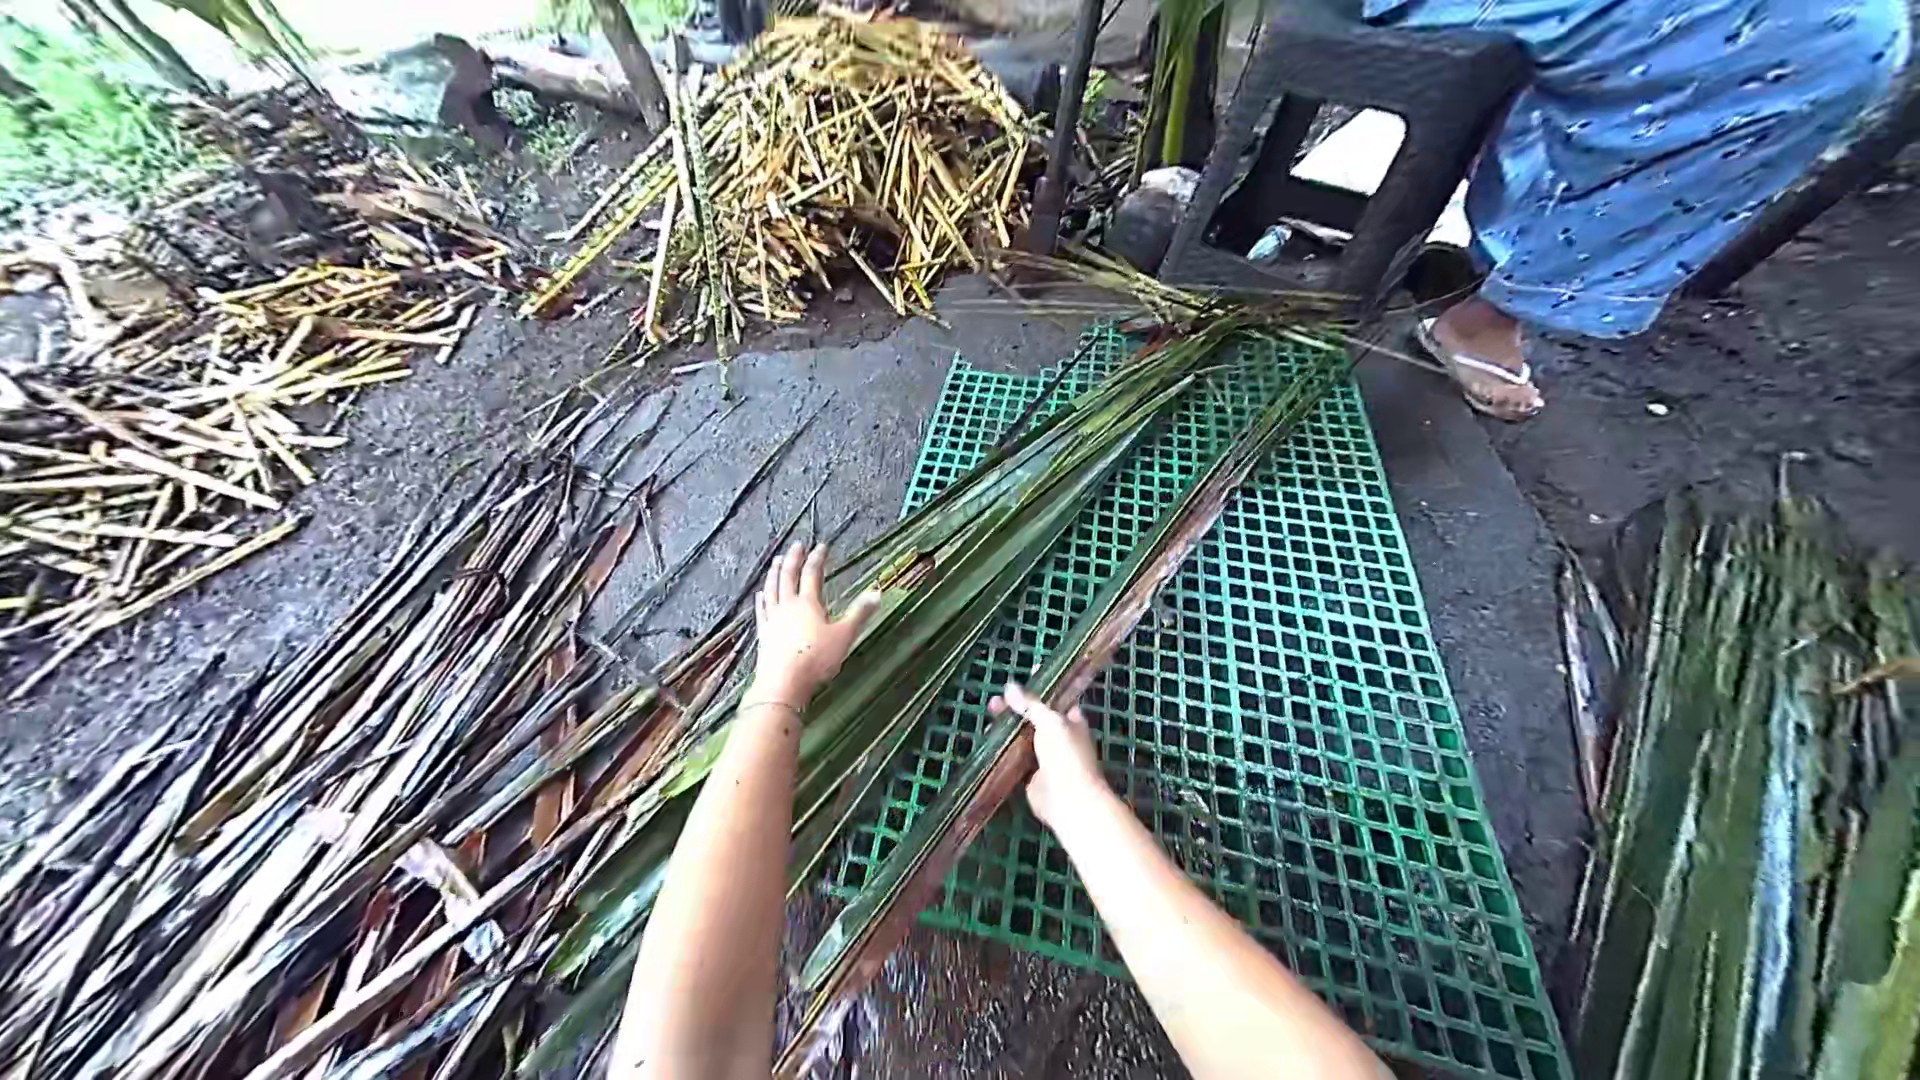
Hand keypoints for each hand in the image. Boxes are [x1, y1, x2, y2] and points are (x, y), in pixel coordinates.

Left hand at [751, 543, 880, 705]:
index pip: (813, 573)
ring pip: (772, 589)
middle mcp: (788, 606)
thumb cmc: (816, 660)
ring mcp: (773, 619)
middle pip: (788, 576)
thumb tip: (876, 593)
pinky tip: (761, 594)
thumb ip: (860, 613)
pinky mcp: (764, 634)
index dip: (818, 558)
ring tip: (777, 561)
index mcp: (808, 603)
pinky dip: (762, 599)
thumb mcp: (844, 636)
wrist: (783, 685)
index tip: (822, 546)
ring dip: (775, 573)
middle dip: (793, 559)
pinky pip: (762, 610)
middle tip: (797, 545)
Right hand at [989, 681, 1109, 827]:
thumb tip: (1010, 687)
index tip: (1017, 683)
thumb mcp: (1050, 721)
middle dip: (1015, 709)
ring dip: (1007, 728)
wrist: (1069, 799)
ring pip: (1022, 737)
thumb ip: (1030, 704)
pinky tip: (988, 740)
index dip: (1036, 691)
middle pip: (1033, 718)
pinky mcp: (1031, 775)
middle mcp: (1059, 737)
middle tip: (994, 702)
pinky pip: (1015, 758)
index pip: (1053, 700)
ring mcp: (1044, 757)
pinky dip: (1003, 750)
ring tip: (989, 717)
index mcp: (1071, 720)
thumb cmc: (1066, 754)